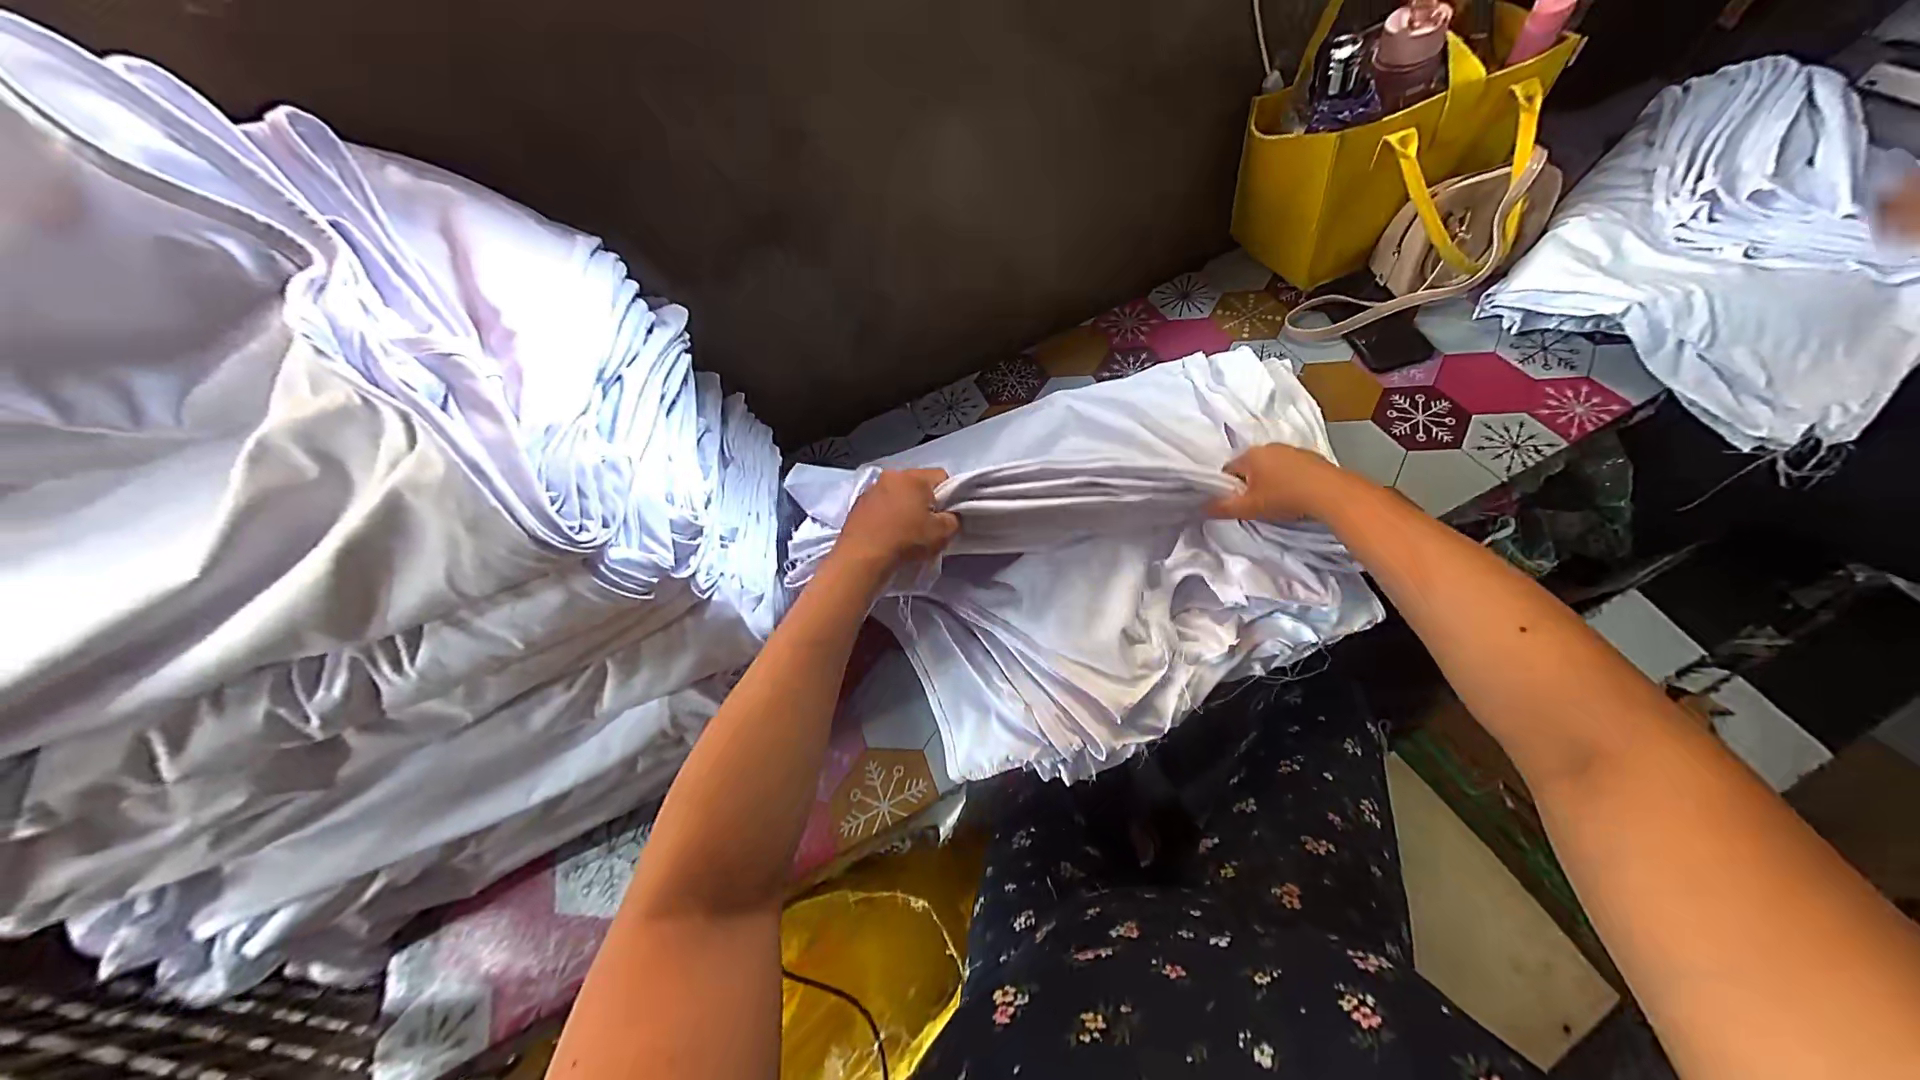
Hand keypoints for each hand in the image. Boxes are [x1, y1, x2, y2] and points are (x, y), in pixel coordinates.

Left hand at [831, 468, 959, 573]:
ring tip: (905, 530)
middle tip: (928, 524)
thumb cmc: (906, 540)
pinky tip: (887, 533)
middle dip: (925, 500)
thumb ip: (953, 520)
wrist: (862, 558)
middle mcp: (891, 476)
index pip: (942, 476)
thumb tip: (950, 517)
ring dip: (903, 507)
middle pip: (917, 484)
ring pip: (897, 494)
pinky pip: (880, 505)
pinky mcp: (857, 505)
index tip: (946, 515)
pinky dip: (886, 515)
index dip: (950, 495)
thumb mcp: (942, 534)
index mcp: (913, 477)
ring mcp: (871, 489)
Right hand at [1206, 443, 1358, 522]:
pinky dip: (1288, 479)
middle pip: (1249, 467)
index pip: (1227, 470)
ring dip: (1269, 480)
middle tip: (1255, 504)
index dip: (1227, 488)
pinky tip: (1294, 494)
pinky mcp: (1311, 457)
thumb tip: (1200, 507)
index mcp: (1250, 455)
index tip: (1236, 503)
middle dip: (1248, 483)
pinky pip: (1290, 468)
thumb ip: (1221, 508)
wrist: (1331, 493)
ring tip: (1276, 500)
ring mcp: (1292, 450)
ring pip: (1270, 466)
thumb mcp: (1248, 508)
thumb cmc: (1284, 497)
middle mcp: (1269, 446)